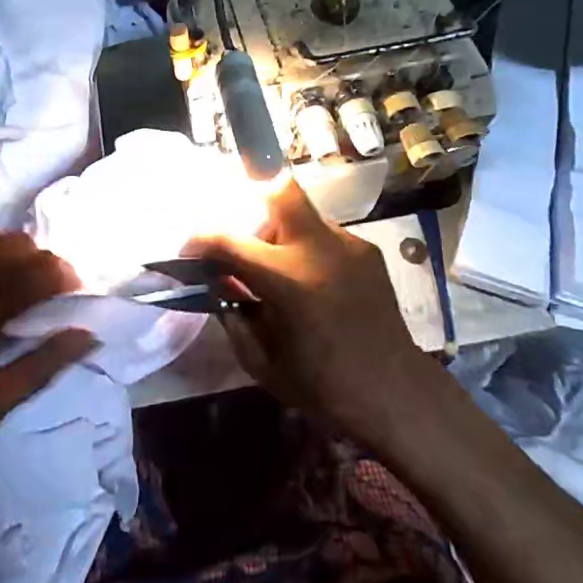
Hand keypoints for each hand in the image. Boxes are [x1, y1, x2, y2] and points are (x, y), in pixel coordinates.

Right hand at [186, 179, 440, 443]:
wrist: (394, 392)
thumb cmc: (322, 387)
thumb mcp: (262, 360)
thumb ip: (232, 314)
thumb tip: (216, 283)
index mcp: (289, 281)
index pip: (230, 241)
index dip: (200, 242)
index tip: (188, 252)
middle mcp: (320, 249)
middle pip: (280, 190)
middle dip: (253, 205)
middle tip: (247, 244)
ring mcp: (348, 244)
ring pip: (301, 214)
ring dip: (281, 235)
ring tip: (281, 274)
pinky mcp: (367, 250)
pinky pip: (323, 234)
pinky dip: (306, 249)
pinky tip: (312, 283)